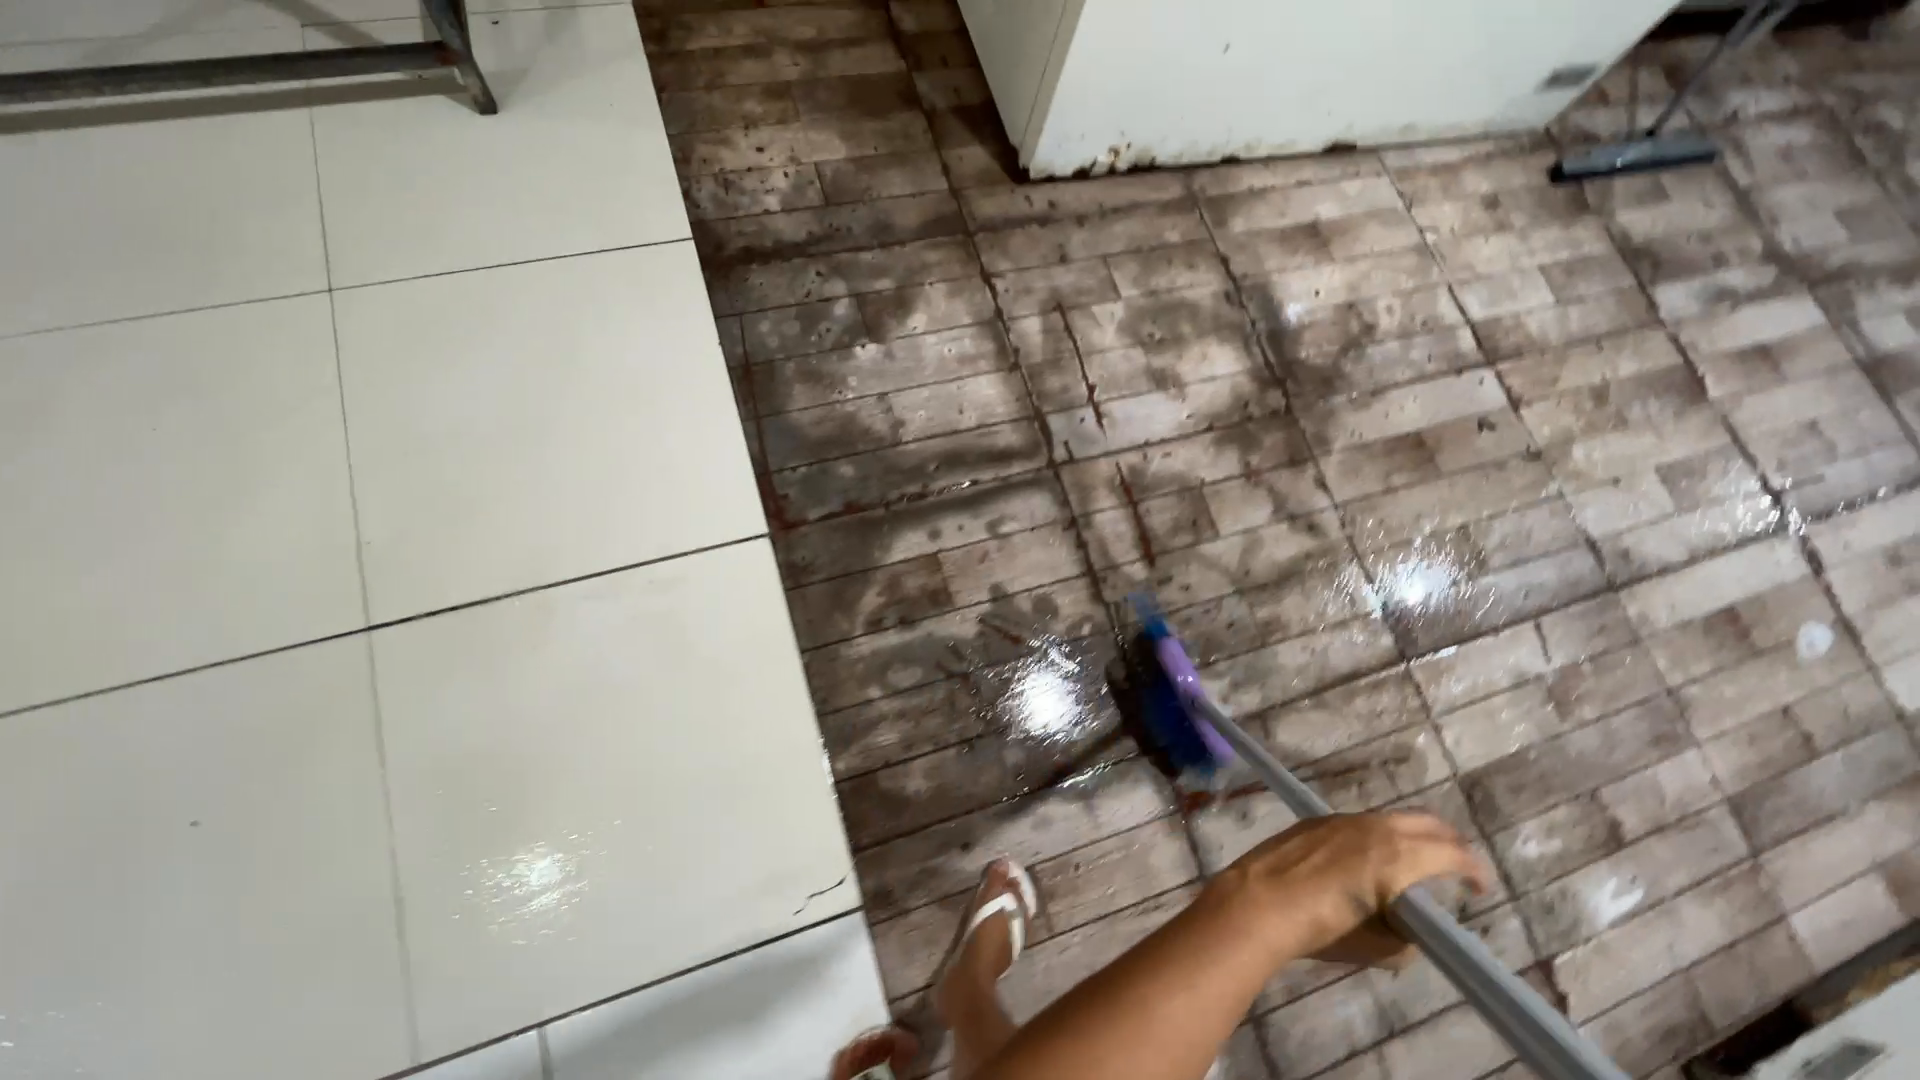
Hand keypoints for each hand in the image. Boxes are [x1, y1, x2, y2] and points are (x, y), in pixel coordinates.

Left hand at [1222, 811, 1493, 968]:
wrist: (1257, 902)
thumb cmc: (1322, 928)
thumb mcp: (1378, 948)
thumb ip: (1405, 938)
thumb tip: (1406, 931)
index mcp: (1399, 855)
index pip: (1452, 854)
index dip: (1474, 870)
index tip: (1480, 887)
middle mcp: (1375, 827)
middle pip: (1426, 823)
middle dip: (1448, 842)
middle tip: (1456, 866)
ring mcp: (1342, 819)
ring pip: (1390, 819)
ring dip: (1410, 835)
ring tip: (1413, 860)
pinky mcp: (1314, 820)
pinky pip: (1359, 822)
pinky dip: (1376, 835)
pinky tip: (1366, 856)